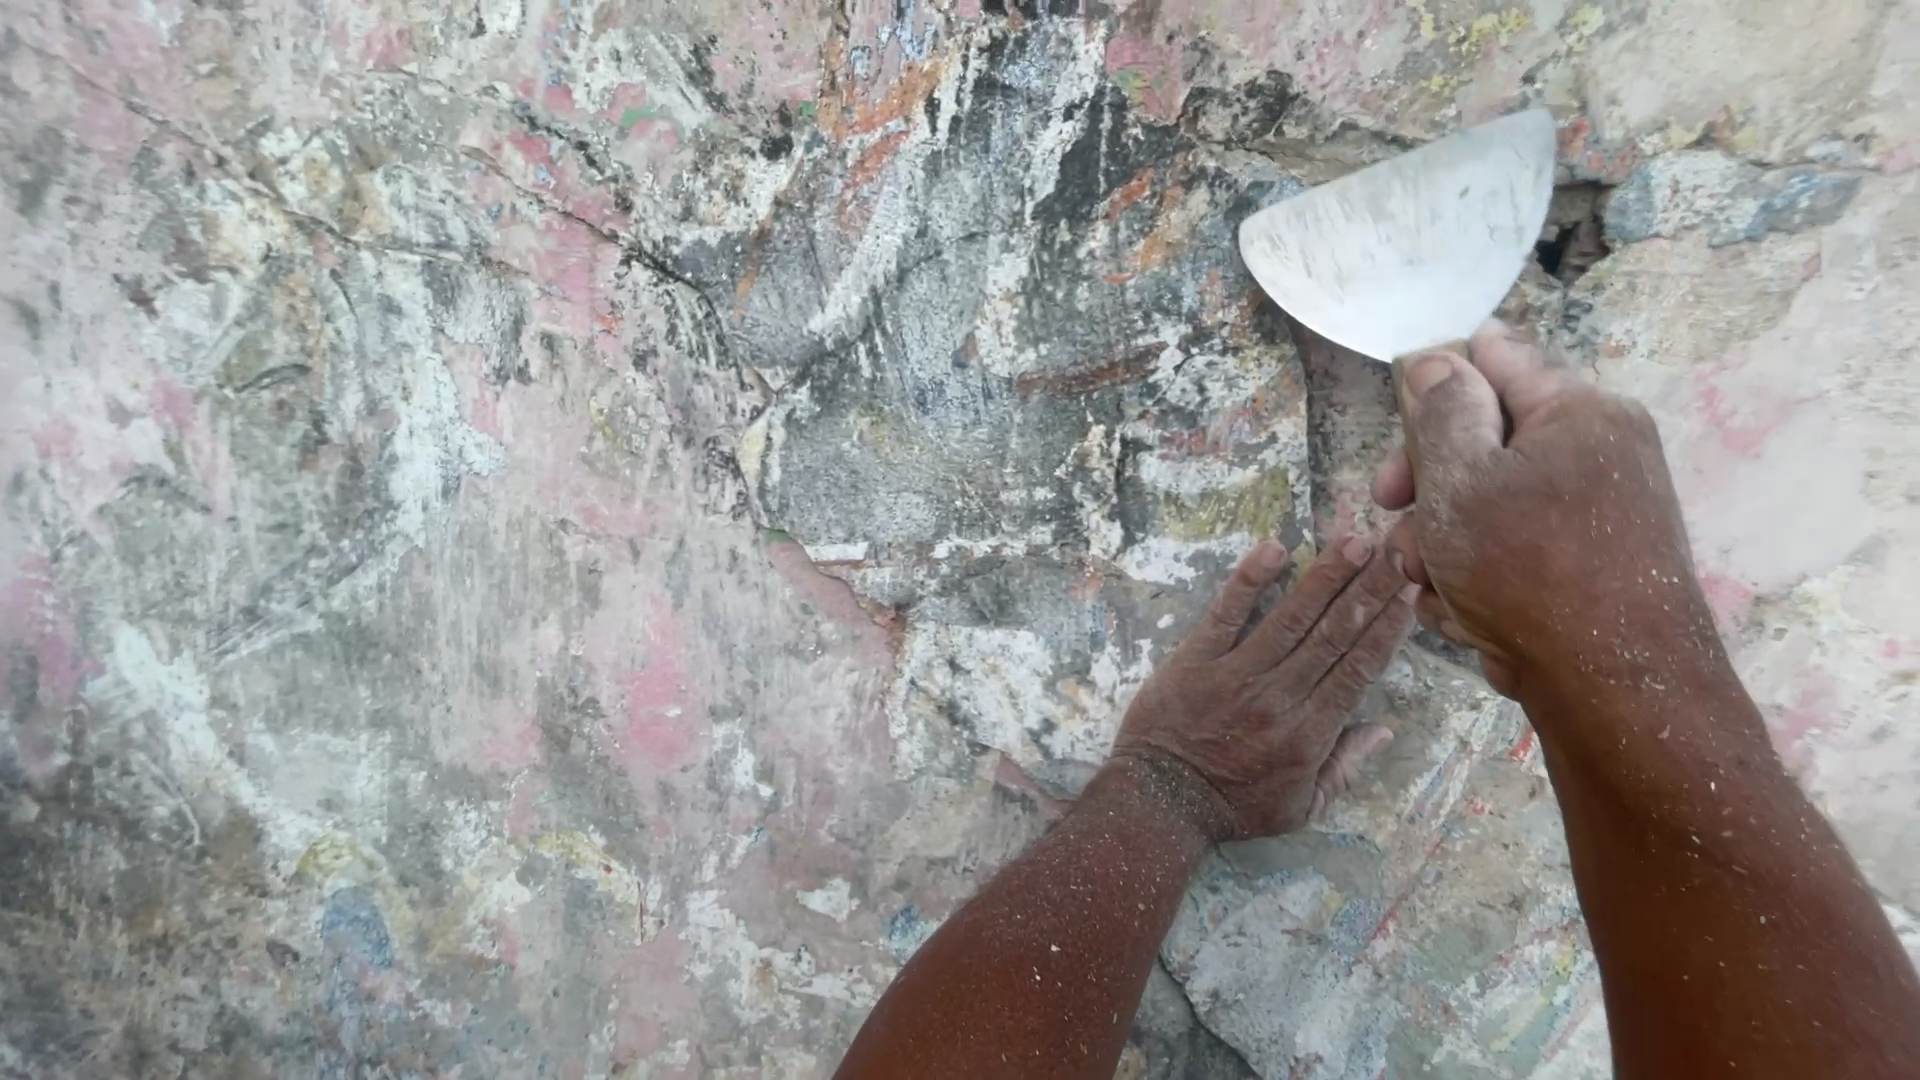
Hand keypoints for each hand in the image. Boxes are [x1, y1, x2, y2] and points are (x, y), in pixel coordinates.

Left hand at [1108, 537, 1417, 842]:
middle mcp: (1279, 696)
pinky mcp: (1194, 659)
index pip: (1359, 668)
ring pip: (1289, 618)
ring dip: (1323, 577)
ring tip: (1352, 542)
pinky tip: (1272, 550)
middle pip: (1333, 635)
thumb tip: (1384, 728)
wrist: (1162, 799)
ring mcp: (1235, 673)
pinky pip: (1225, 614)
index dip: (1387, 628)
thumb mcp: (1301, 807)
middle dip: (1367, 589)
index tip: (1410, 592)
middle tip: (1394, 549)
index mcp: (1310, 733)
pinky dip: (1249, 581)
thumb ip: (1345, 768)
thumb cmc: (1233, 806)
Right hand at [1372, 320, 1716, 701]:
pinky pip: (1502, 544)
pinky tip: (1458, 604)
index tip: (1395, 408)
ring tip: (1426, 578)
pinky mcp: (1577, 559)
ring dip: (1435, 536)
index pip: (1498, 355)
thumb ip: (1443, 411)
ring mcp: (1589, 509)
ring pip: (1480, 499)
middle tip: (1387, 504)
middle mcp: (1591, 451)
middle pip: (1480, 437)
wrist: (1606, 679)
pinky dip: (1469, 569)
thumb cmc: (1525, 565)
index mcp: (1575, 413)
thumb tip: (1435, 361)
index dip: (1438, 372)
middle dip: (1424, 476)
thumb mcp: (1461, 479)